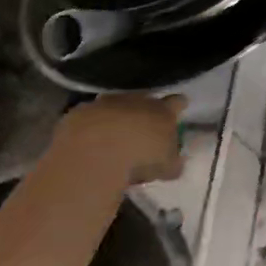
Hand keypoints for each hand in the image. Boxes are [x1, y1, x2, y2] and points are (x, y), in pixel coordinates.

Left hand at [51, 94, 186, 184]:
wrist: (98, 148)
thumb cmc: (141, 157)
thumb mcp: (165, 167)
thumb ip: (173, 163)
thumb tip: (178, 163)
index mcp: (164, 111)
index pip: (177, 102)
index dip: (179, 106)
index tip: (180, 108)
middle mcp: (140, 100)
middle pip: (147, 99)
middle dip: (146, 110)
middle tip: (144, 126)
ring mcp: (111, 102)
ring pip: (118, 104)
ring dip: (118, 115)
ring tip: (115, 134)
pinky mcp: (84, 110)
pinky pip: (91, 115)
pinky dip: (93, 125)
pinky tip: (90, 139)